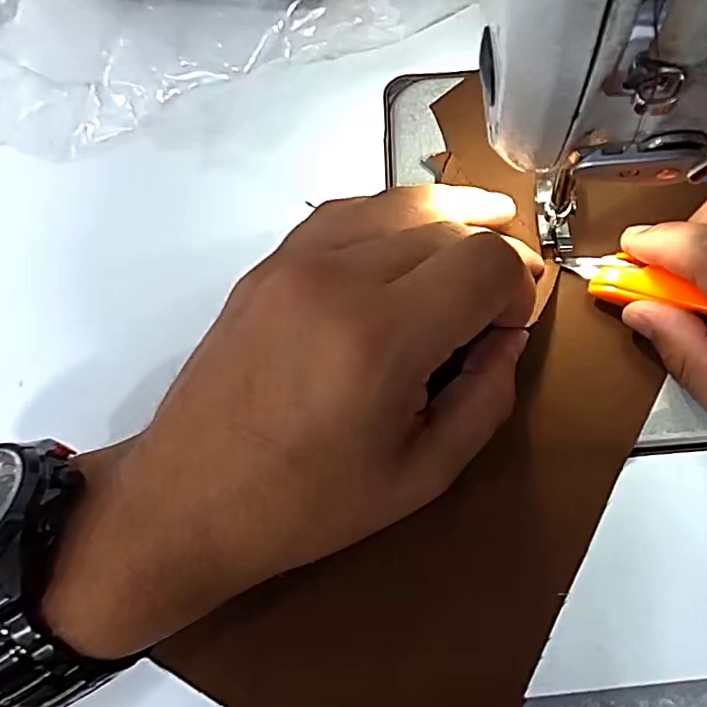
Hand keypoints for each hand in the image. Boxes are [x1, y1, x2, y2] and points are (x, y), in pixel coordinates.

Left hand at [43, 185, 541, 657]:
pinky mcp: (269, 264)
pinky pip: (348, 211)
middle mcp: (338, 278)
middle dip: (492, 255)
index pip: (486, 262)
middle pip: (449, 224)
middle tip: (498, 302)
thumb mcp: (423, 474)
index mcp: (382, 338)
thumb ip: (485, 399)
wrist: (186, 501)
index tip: (512, 324)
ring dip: (451, 220)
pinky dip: (394, 215)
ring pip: (401, 202)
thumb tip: (508, 338)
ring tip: (480, 239)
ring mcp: (295, 262)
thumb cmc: (308, 504)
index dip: (519, 286)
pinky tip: (412, 238)